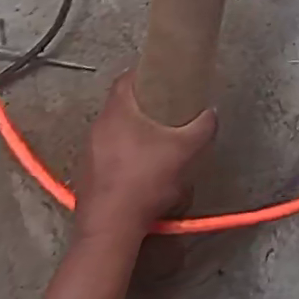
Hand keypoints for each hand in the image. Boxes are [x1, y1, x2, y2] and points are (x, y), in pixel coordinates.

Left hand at [73, 74, 216, 235]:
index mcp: (117, 112)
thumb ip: (203, 126)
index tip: (166, 73)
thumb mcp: (187, 150)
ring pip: (115, 126)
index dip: (146, 70)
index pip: (127, 78)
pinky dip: (126, 148)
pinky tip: (143, 163)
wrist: (111, 228)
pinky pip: (109, 149)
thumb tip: (210, 112)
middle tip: (169, 104)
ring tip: (159, 134)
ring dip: (135, 126)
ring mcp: (89, 151)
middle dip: (145, 101)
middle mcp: (98, 126)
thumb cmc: (146, 181)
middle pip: (122, 102)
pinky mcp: (88, 172)